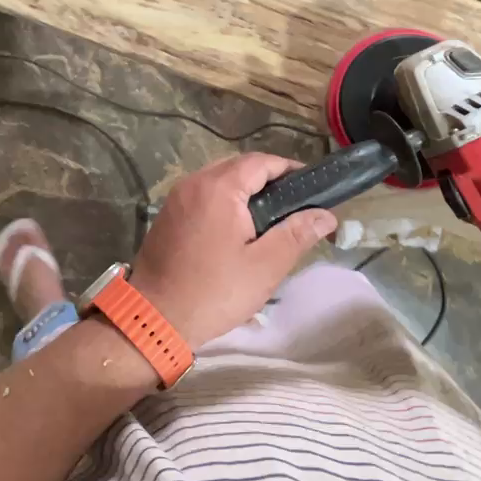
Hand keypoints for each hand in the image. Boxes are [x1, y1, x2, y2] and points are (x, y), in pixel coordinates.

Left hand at [130, 154, 335, 345]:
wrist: (153, 318)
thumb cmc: (214, 292)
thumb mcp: (265, 266)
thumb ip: (296, 234)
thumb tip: (326, 215)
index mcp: (218, 188)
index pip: (260, 161)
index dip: (288, 169)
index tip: (310, 187)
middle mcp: (193, 183)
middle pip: (237, 167)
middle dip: (267, 180)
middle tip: (293, 206)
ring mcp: (176, 199)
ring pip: (217, 181)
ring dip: (243, 191)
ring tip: (268, 219)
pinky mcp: (167, 216)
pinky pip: (201, 196)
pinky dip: (222, 202)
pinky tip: (236, 229)